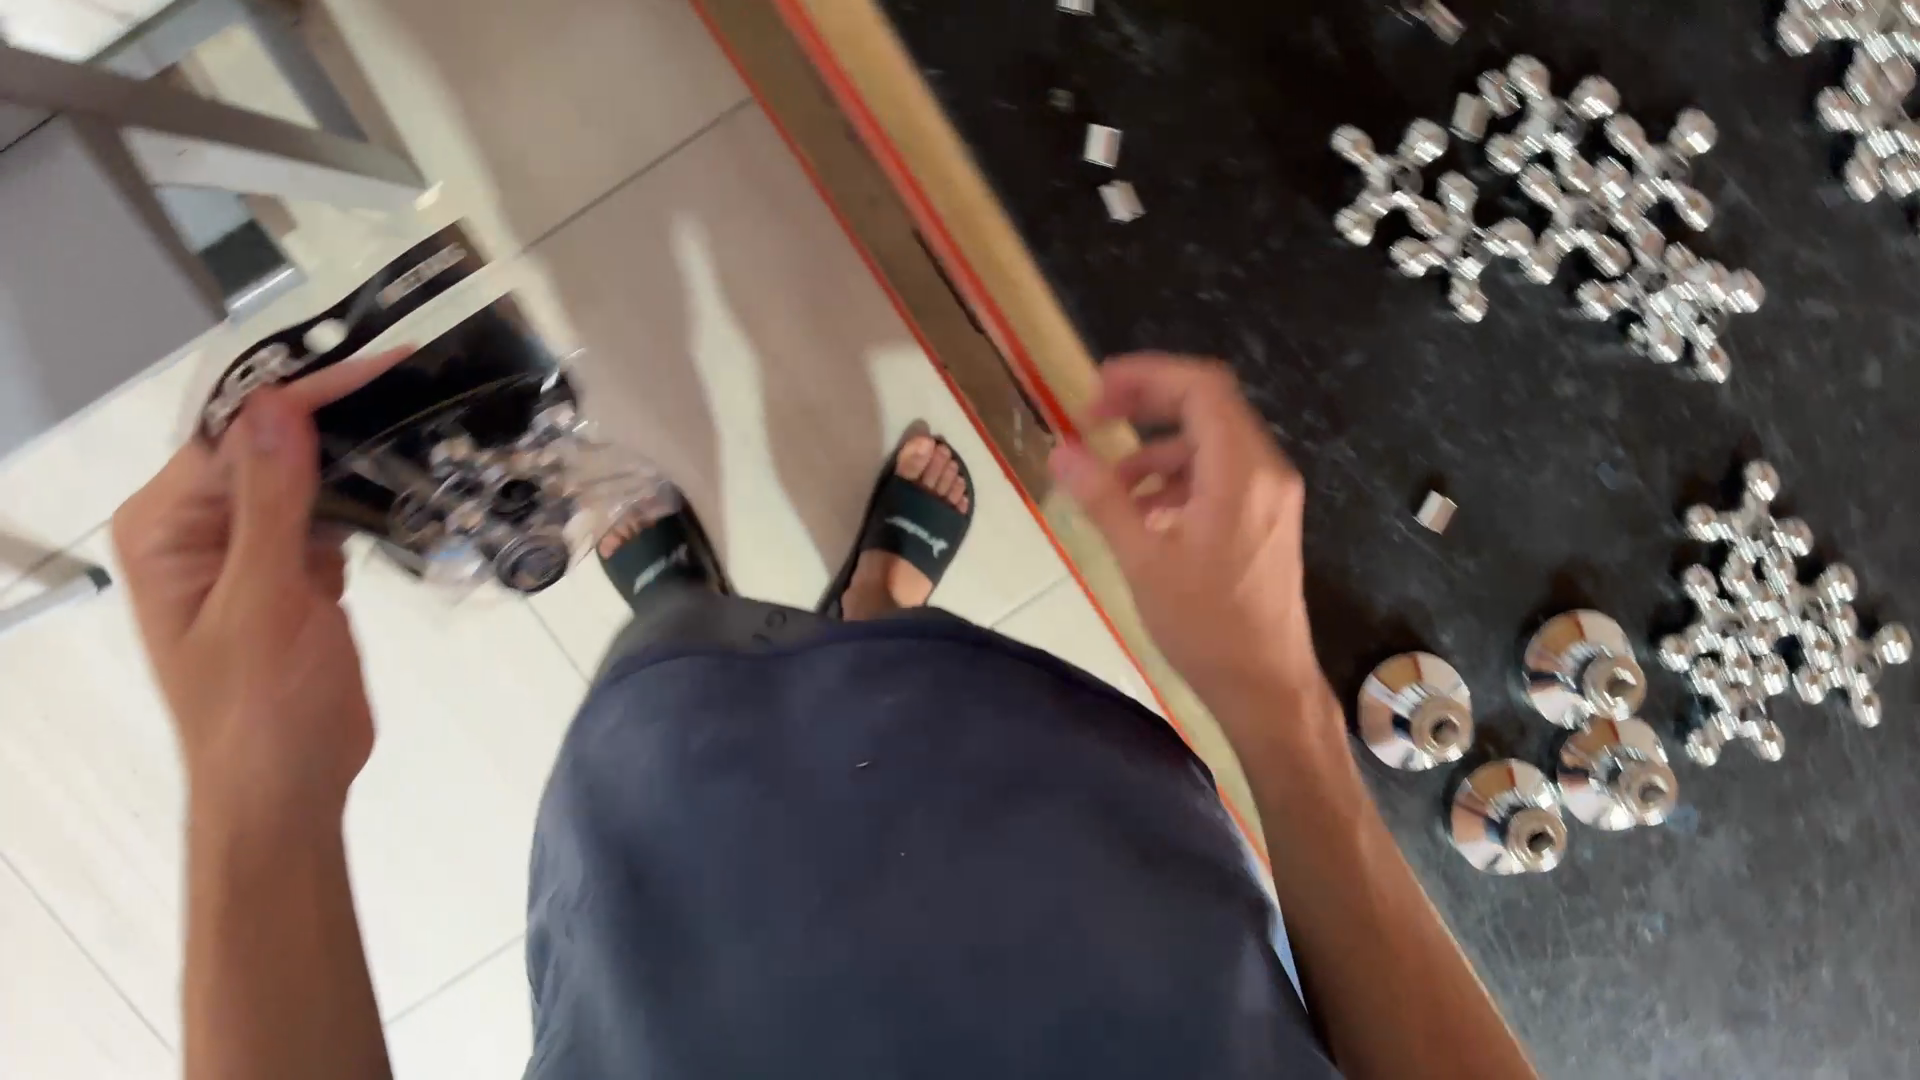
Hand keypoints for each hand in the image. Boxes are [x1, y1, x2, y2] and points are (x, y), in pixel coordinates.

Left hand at [114, 351, 408, 823]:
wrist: (290, 781)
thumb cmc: (262, 702)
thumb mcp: (264, 599)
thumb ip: (270, 502)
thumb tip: (276, 406)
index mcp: (170, 526)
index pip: (239, 434)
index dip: (308, 394)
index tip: (387, 366)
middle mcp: (205, 527)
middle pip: (272, 447)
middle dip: (339, 413)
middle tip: (421, 382)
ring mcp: (255, 551)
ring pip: (308, 479)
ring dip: (360, 451)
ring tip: (427, 418)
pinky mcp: (301, 573)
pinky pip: (331, 516)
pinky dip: (369, 497)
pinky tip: (412, 479)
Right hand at [1050, 354, 1327, 726]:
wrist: (1266, 686)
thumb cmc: (1205, 626)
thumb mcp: (1143, 560)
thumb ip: (1102, 498)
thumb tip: (1060, 452)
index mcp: (1240, 471)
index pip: (1199, 388)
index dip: (1144, 376)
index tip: (1093, 393)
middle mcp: (1264, 470)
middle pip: (1205, 407)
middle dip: (1144, 406)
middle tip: (1091, 420)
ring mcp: (1269, 495)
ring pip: (1209, 443)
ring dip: (1155, 450)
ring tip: (1109, 483)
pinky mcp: (1264, 518)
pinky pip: (1218, 476)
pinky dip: (1176, 479)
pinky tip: (1143, 513)